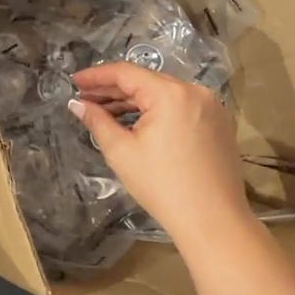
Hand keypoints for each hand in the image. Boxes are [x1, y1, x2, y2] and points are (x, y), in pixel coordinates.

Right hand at [68, 62, 251, 244]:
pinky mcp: (219, 123)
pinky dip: (156, 111)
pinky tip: (137, 123)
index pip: (127, 73)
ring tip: (105, 112)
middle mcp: (195, 92)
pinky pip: (181, 107)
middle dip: (114, 89)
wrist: (213, 220)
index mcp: (171, 94)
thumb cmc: (162, 185)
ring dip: (134, 101)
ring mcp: (212, 107)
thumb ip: (97, 121)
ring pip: (164, 94)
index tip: (75, 81)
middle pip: (147, 81)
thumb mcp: (121, 152)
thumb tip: (77, 104)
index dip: (97, 75)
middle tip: (85, 98)